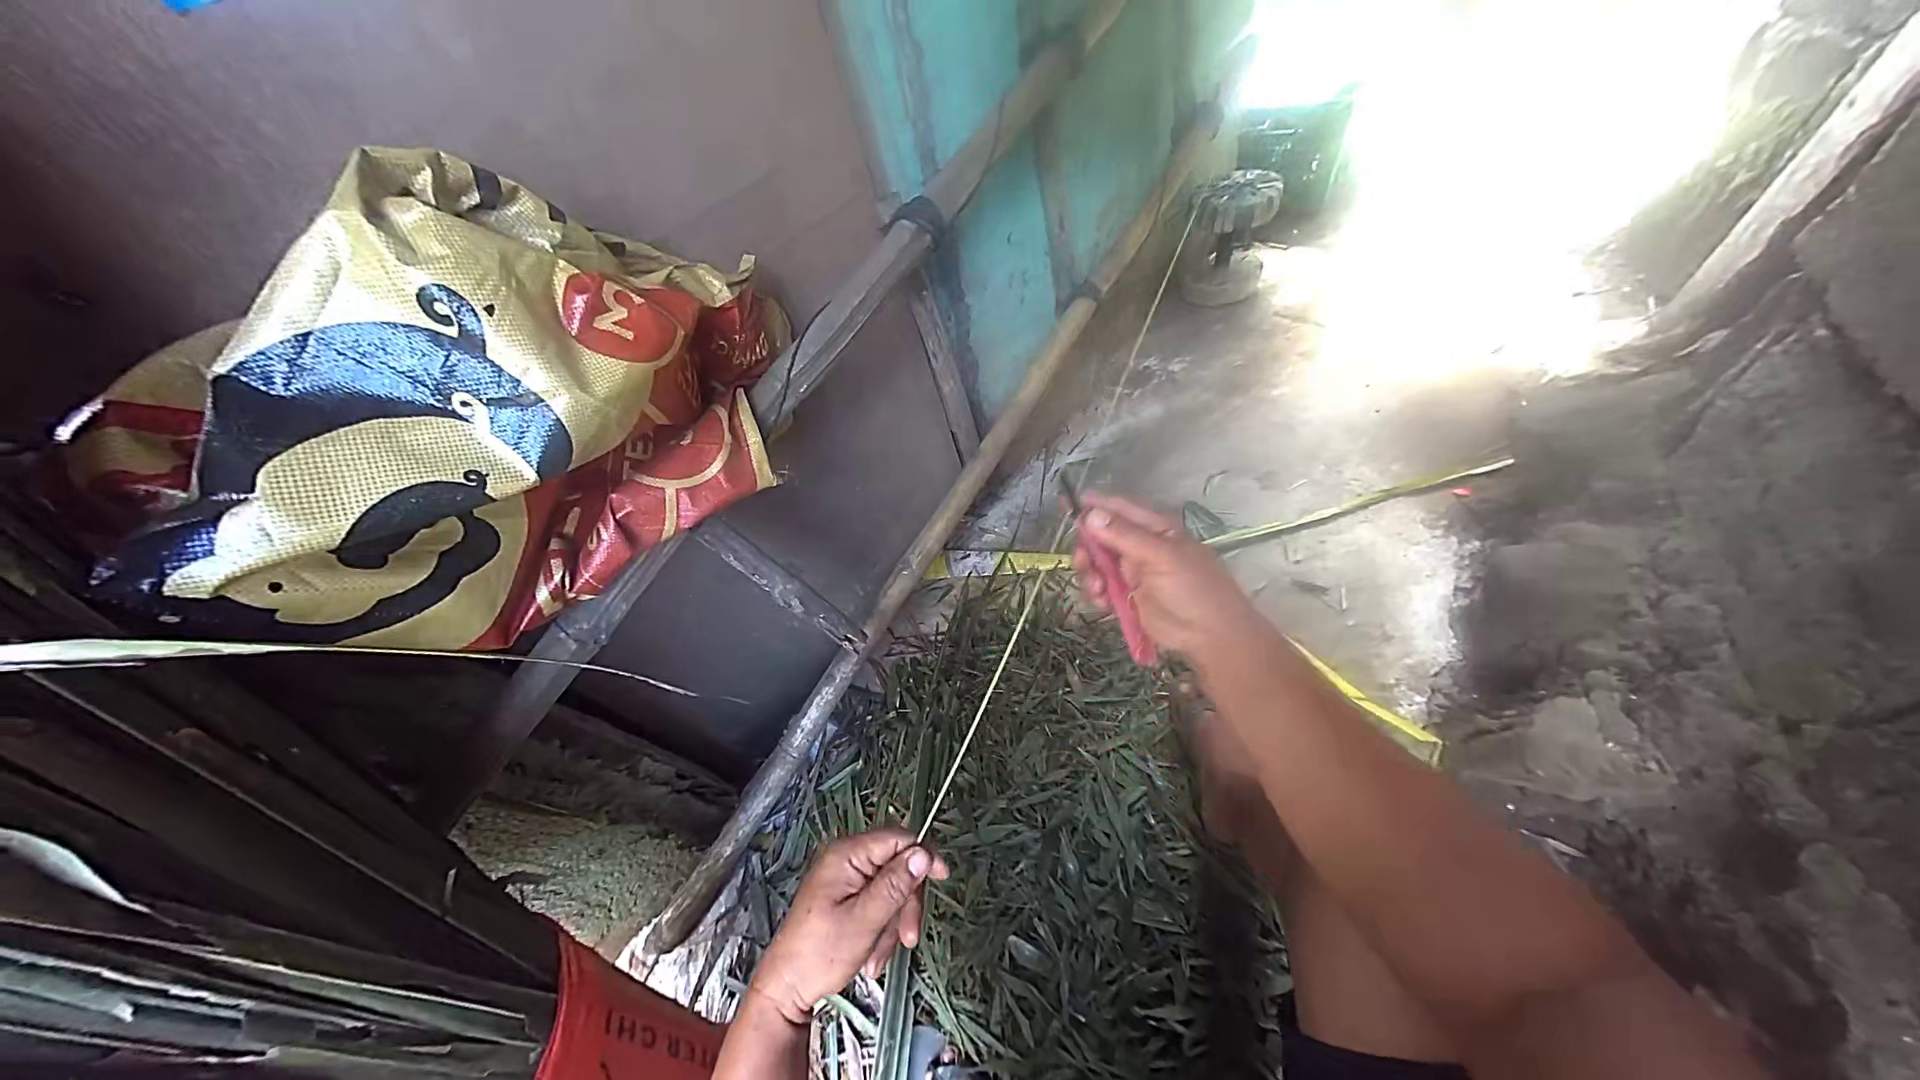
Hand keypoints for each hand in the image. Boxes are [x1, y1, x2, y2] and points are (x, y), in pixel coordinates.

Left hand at [746, 828, 950, 1026]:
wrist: (785, 990)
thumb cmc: (819, 954)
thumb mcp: (864, 920)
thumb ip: (895, 885)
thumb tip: (923, 852)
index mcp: (847, 855)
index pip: (897, 838)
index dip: (922, 855)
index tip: (941, 878)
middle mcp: (846, 860)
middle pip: (897, 866)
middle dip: (906, 903)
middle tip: (909, 936)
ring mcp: (845, 879)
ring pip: (890, 889)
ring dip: (893, 923)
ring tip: (879, 956)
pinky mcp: (845, 898)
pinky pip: (877, 904)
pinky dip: (881, 929)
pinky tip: (872, 956)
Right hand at [1073, 493, 1276, 662]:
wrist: (1210, 636)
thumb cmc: (1194, 589)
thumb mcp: (1161, 557)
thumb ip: (1124, 536)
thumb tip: (1090, 514)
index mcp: (1155, 529)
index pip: (1119, 509)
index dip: (1093, 505)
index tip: (1066, 504)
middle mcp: (1141, 547)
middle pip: (1101, 538)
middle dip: (1088, 548)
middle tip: (1083, 560)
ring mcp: (1133, 573)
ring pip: (1097, 564)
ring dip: (1090, 574)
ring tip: (1097, 589)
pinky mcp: (1127, 597)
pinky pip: (1101, 588)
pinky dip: (1096, 593)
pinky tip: (1103, 602)